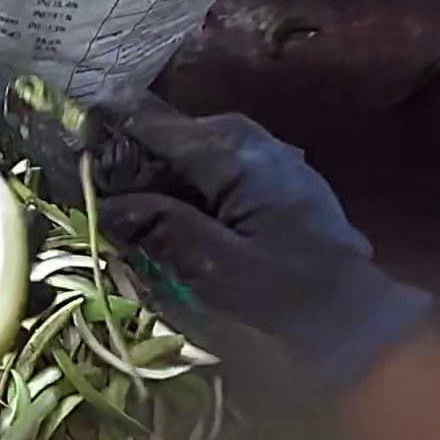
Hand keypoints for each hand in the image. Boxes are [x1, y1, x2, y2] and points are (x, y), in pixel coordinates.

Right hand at [95, 105, 429, 388]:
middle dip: (139, 148)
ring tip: (127, 192)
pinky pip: (215, 164)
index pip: (169, 131)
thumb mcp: (218, 269)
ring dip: (159, 164)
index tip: (82, 120)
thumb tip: (107, 206)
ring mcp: (272, 165)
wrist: (357, 319)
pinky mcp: (273, 185)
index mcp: (244, 165)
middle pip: (183, 132)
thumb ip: (163, 229)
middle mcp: (260, 151)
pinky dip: (181, 176)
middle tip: (101, 177)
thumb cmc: (288, 296)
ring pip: (199, 146)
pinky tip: (166, 202)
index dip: (122, 125)